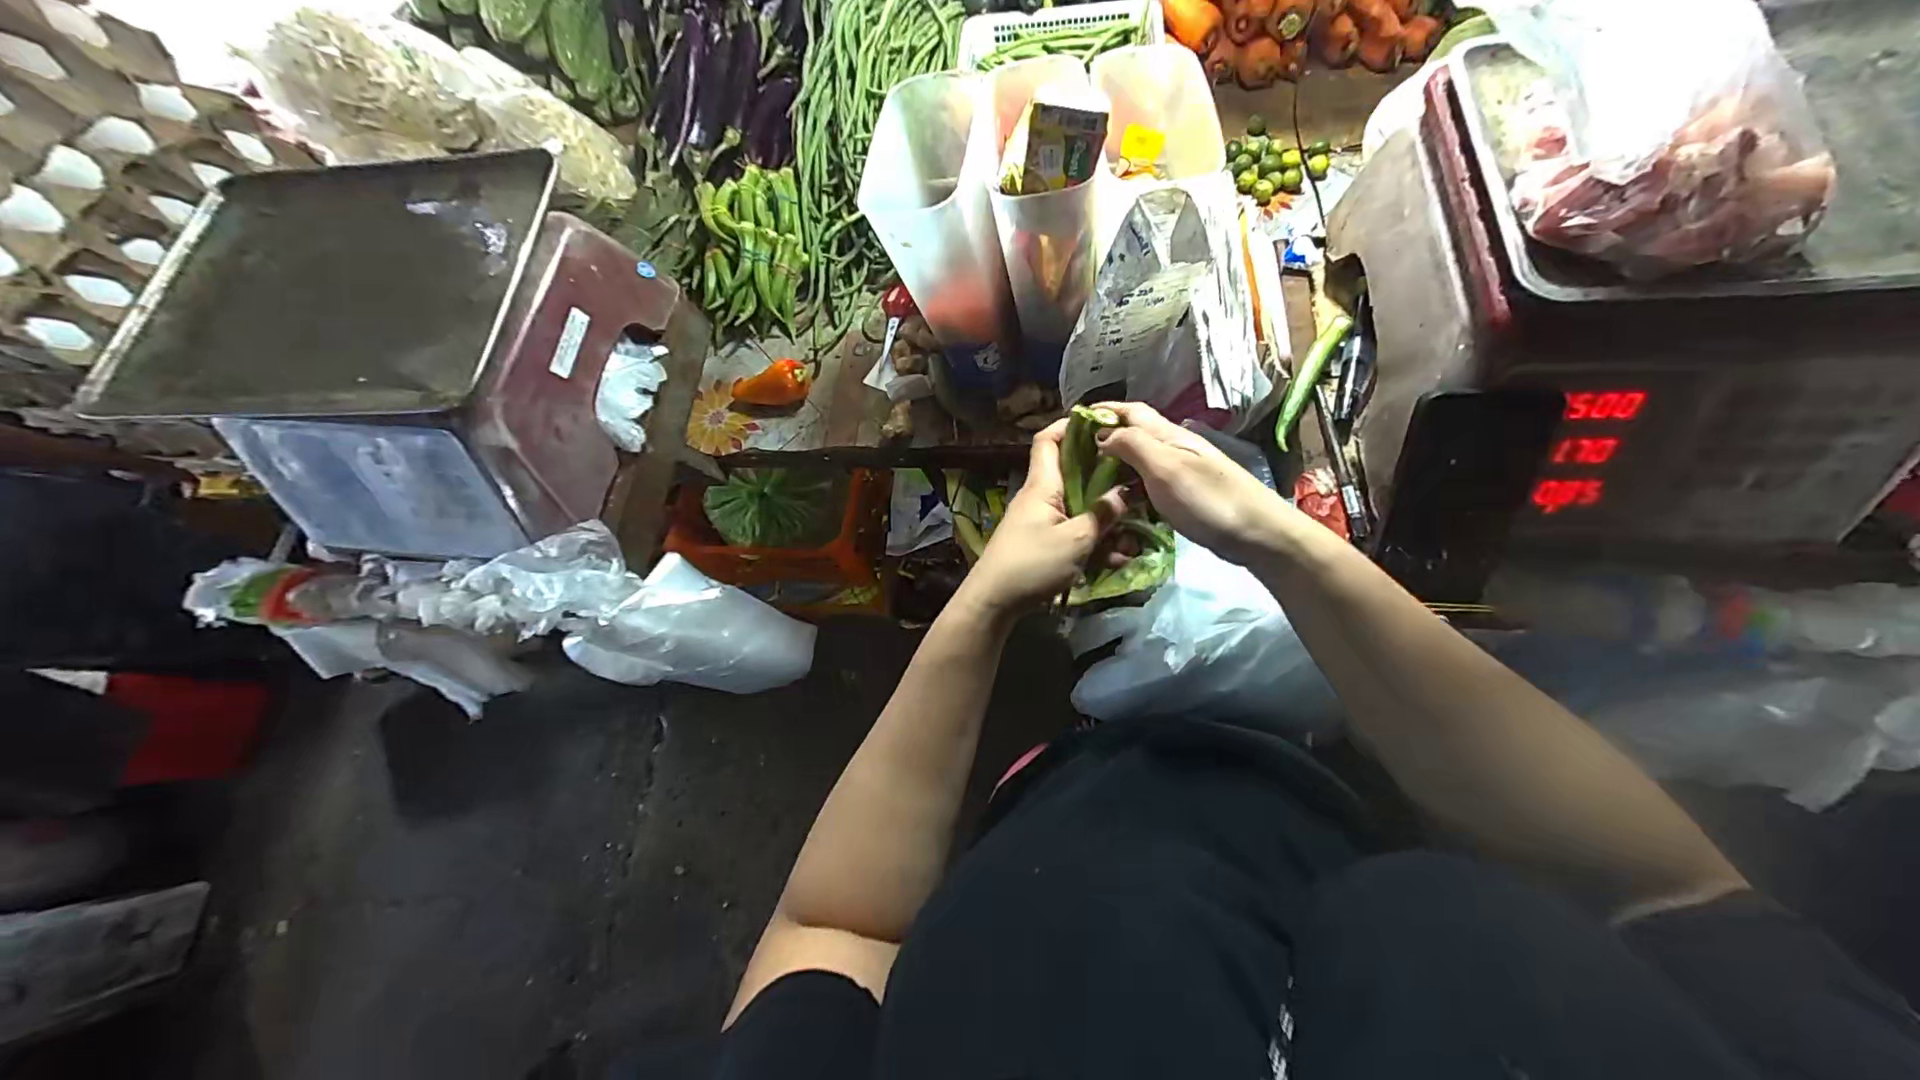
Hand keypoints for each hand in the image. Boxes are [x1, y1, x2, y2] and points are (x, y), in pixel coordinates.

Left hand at [958, 417, 1126, 617]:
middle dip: (1107, 480)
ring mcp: (1042, 523)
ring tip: (1135, 537)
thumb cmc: (1032, 564)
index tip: (1103, 426)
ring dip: (1107, 521)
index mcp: (1043, 485)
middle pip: (1075, 475)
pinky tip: (1118, 559)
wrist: (993, 602)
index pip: (1049, 440)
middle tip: (1136, 485)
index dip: (1072, 426)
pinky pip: (1075, 535)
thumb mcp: (1075, 540)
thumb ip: (1103, 515)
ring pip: (1080, 510)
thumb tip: (1125, 493)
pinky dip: (1095, 543)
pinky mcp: (1044, 546)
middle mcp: (1041, 498)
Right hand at [1092, 402, 1303, 564]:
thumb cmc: (1209, 500)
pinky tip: (1119, 500)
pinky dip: (1129, 486)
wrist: (1258, 534)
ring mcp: (1182, 472)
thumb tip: (1102, 434)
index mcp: (1169, 435)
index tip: (1073, 420)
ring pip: (1140, 459)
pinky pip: (1148, 482)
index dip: (1103, 410)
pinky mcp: (1185, 495)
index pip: (1131, 411)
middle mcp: (1174, 447)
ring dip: (1115, 463)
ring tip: (1089, 479)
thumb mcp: (1166, 468)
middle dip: (1104, 437)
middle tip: (1074, 456)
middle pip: (1134, 433)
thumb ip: (1133, 445)